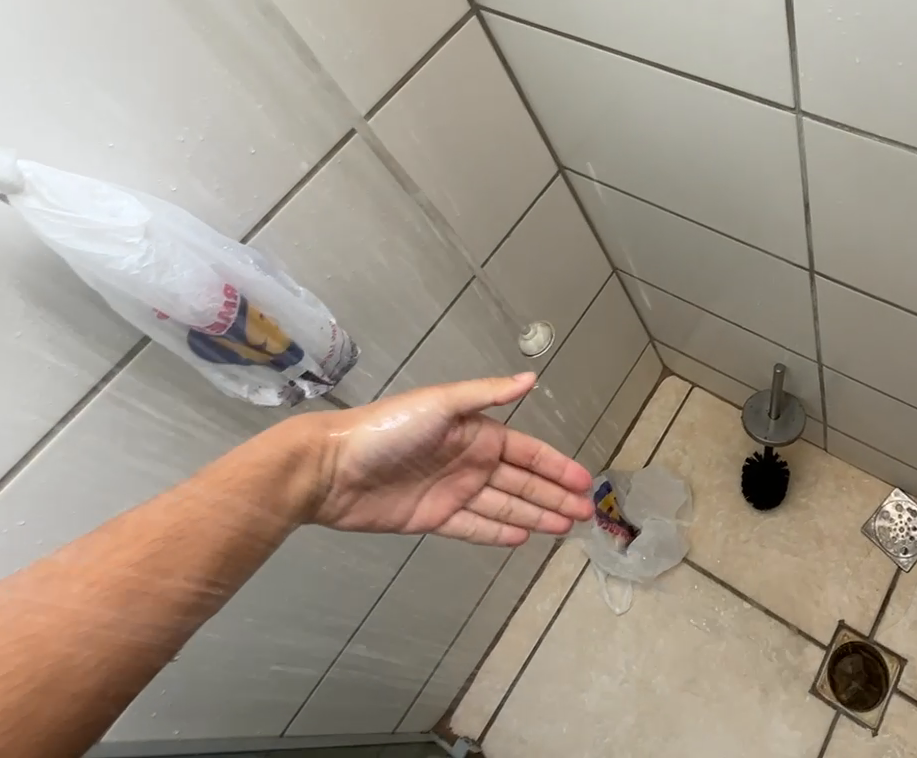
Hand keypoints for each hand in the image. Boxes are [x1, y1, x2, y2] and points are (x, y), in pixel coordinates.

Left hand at [301, 373, 594, 545]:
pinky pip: (475, 527)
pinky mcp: (433, 519)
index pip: (529, 453)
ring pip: (505, 507)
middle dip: (555, 497)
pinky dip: (499, 533)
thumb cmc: (390, 428)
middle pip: (523, 483)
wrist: (330, 468)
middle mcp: (472, 462)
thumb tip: (532, 379)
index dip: (557, 467)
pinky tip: (523, 538)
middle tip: (586, 513)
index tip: (585, 482)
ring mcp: (454, 492)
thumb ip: (488, 394)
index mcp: (478, 434)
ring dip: (536, 516)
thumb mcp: (442, 403)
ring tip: (565, 528)